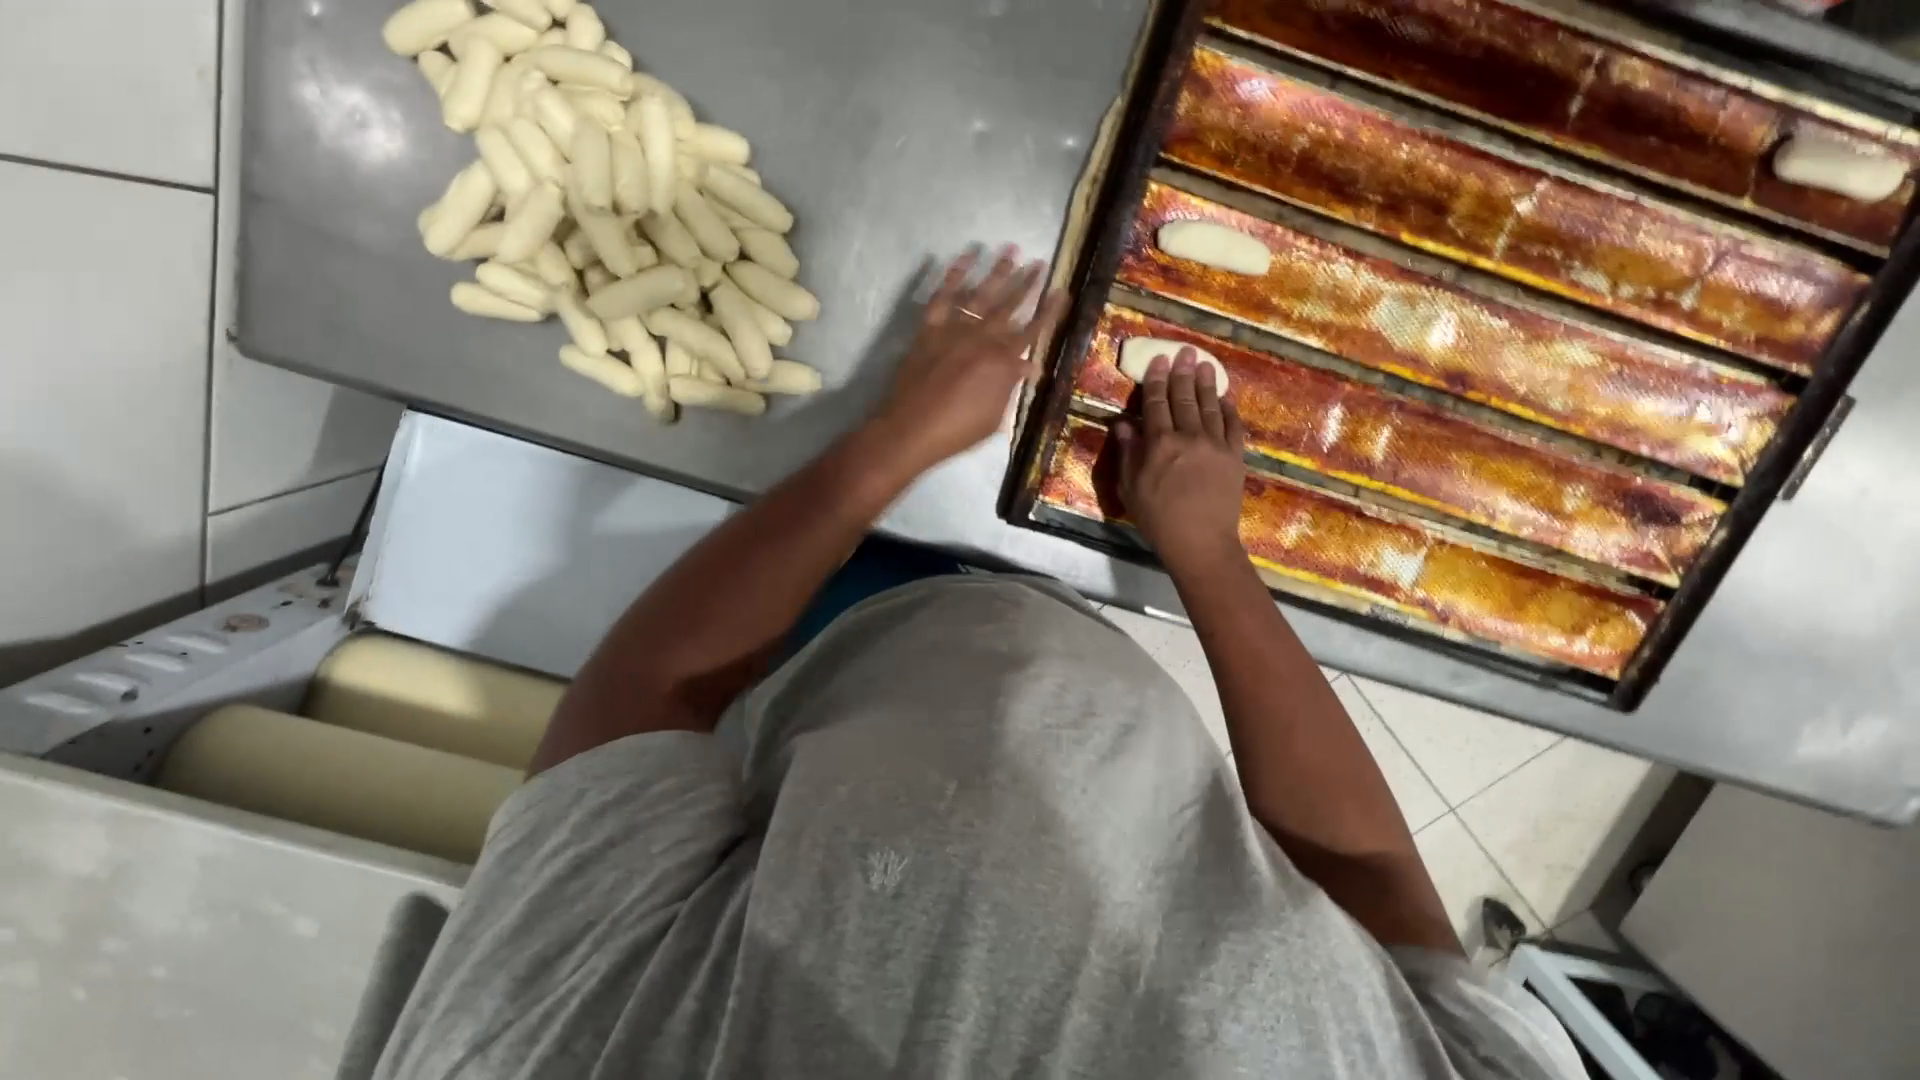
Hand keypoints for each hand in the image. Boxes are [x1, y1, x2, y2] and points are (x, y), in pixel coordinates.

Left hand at [869, 246, 1066, 473]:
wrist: (910, 429)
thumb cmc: (956, 431)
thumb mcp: (993, 417)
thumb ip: (1008, 387)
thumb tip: (1027, 367)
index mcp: (1002, 363)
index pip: (1033, 332)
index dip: (1049, 312)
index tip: (1062, 292)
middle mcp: (982, 339)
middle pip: (1009, 305)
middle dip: (1026, 283)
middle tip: (1039, 262)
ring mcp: (954, 330)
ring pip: (980, 294)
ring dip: (997, 271)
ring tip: (1010, 249)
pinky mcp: (928, 329)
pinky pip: (942, 296)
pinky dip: (953, 275)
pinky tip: (964, 258)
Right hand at [1115, 348, 1247, 567]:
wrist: (1200, 541)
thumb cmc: (1158, 519)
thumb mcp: (1131, 489)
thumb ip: (1129, 454)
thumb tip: (1123, 425)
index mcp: (1159, 443)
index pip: (1155, 403)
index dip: (1155, 380)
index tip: (1158, 360)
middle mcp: (1188, 436)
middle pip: (1183, 398)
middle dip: (1182, 373)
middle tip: (1184, 351)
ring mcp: (1215, 445)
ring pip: (1209, 406)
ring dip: (1206, 383)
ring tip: (1204, 364)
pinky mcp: (1235, 456)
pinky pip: (1232, 426)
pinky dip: (1228, 409)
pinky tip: (1224, 398)